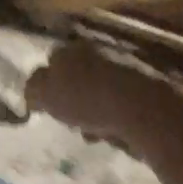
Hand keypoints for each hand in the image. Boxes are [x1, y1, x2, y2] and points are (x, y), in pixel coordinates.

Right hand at [23, 40, 174, 148]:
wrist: (147, 108)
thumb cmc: (87, 99)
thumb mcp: (44, 94)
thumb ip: (32, 89)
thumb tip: (33, 90)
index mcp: (71, 49)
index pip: (51, 62)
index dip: (46, 85)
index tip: (47, 106)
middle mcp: (98, 50)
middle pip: (77, 77)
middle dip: (73, 99)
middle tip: (70, 121)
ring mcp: (126, 66)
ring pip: (100, 90)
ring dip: (95, 111)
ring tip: (94, 134)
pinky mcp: (149, 84)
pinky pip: (123, 101)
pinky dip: (117, 115)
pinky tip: (116, 133)